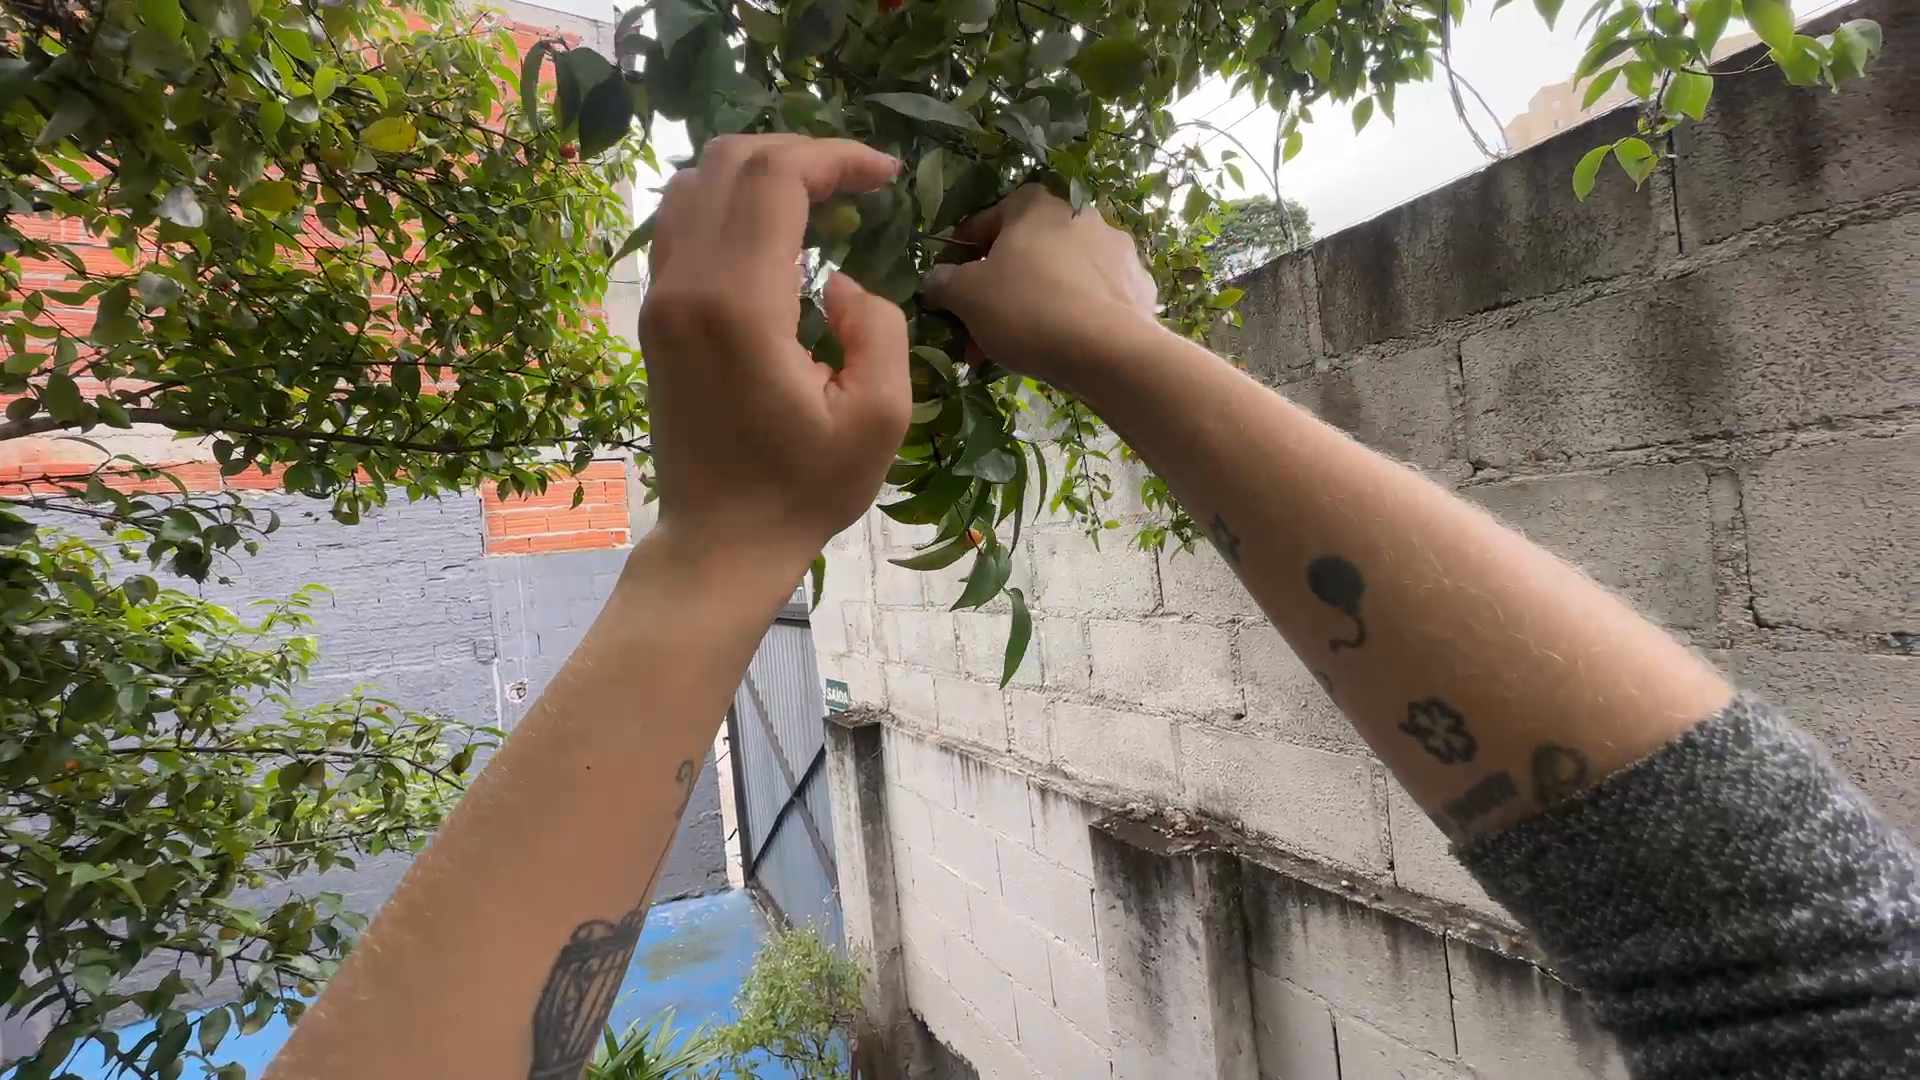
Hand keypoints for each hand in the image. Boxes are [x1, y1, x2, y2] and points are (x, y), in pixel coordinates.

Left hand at [639, 135, 910, 568]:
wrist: (724, 540)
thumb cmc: (806, 489)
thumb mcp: (880, 418)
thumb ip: (880, 328)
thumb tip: (838, 283)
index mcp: (740, 307)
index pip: (775, 178)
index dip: (835, 158)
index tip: (885, 175)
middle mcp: (686, 287)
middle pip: (730, 163)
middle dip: (802, 156)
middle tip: (856, 186)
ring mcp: (661, 301)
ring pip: (696, 186)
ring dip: (760, 176)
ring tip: (817, 205)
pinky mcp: (656, 319)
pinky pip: (683, 227)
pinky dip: (729, 209)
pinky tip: (772, 240)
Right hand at [920, 185, 1159, 389]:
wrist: (1106, 350)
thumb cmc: (1026, 309)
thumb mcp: (967, 297)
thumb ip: (944, 283)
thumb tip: (933, 279)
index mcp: (1034, 205)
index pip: (985, 221)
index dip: (960, 256)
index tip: (949, 287)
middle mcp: (1079, 215)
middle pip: (1025, 254)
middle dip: (998, 292)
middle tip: (979, 330)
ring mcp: (1115, 250)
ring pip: (1060, 278)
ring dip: (1034, 306)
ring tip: (1016, 348)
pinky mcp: (1137, 286)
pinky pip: (1094, 299)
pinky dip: (1074, 317)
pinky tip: (1061, 346)